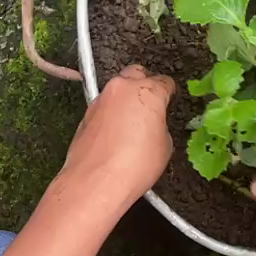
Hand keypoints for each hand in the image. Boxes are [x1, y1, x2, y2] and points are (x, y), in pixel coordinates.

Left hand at [56, 64, 174, 204]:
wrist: (95, 181)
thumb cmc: (135, 165)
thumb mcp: (165, 146)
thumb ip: (160, 125)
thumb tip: (153, 124)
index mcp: (148, 91)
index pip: (164, 82)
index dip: (169, 93)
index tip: (169, 100)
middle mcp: (122, 88)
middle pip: (137, 74)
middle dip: (144, 84)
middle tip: (150, 105)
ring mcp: (101, 99)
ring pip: (117, 90)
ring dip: (125, 99)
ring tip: (131, 124)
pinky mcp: (85, 113)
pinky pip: (103, 106)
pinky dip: (111, 113)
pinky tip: (115, 134)